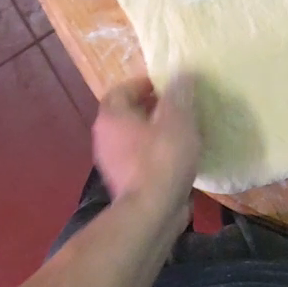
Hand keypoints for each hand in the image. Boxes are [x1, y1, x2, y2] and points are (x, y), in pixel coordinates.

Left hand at [93, 76, 201, 216]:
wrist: (152, 212)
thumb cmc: (163, 160)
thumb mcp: (178, 119)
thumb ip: (179, 94)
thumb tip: (182, 74)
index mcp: (111, 116)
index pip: (123, 89)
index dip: (145, 84)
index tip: (169, 87)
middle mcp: (105, 137)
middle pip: (128, 114)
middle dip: (152, 109)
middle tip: (179, 109)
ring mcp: (113, 164)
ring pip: (136, 139)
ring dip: (156, 134)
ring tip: (182, 133)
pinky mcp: (126, 184)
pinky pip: (142, 161)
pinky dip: (157, 156)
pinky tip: (178, 159)